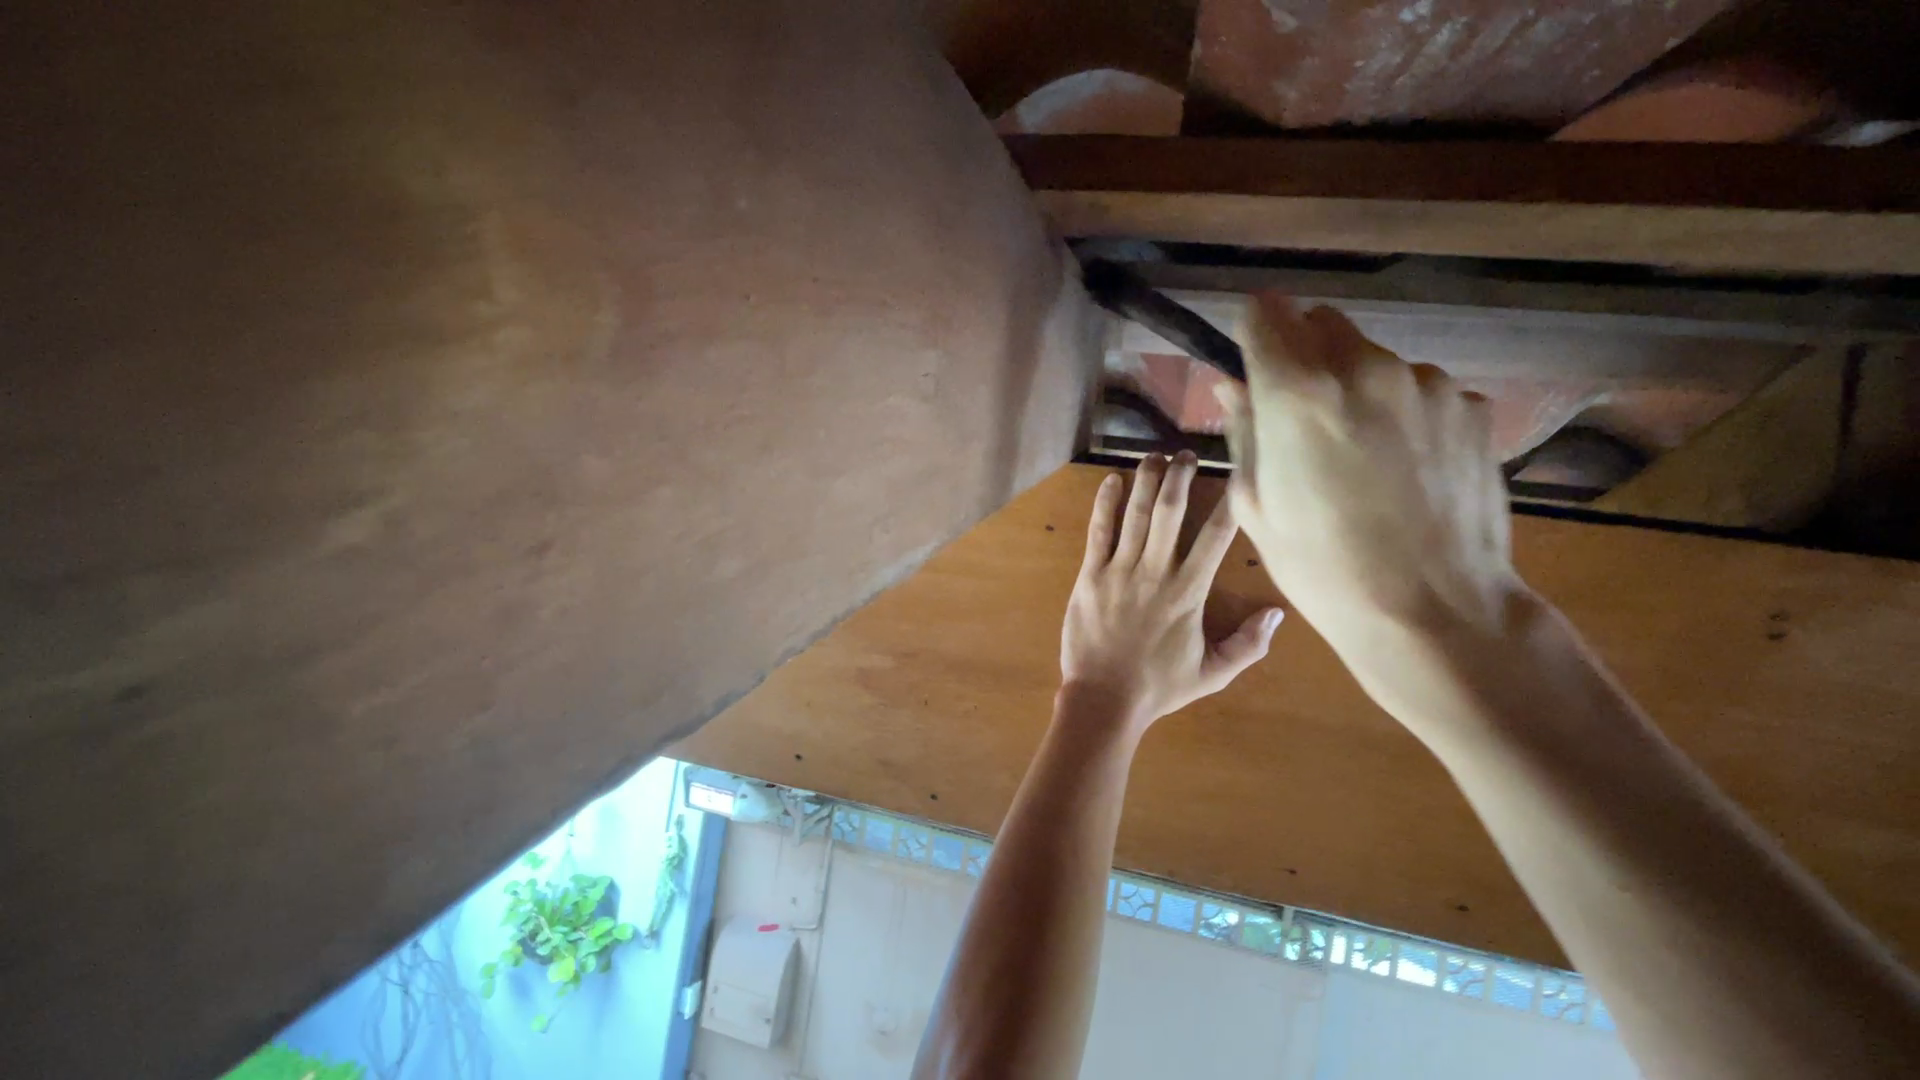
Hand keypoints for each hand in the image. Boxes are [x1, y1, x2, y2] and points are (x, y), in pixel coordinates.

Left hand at [1060, 451, 1283, 728]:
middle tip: (1187, 454)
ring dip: (1146, 480)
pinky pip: (1098, 532)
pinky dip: (1105, 504)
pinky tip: (1111, 481)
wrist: (1103, 699)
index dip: (1229, 502)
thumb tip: (1277, 614)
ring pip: (1136, 514)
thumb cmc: (1159, 687)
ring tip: (1155, 456)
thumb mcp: (1212, 673)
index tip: (1238, 474)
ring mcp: (1120, 571)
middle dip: (1181, 476)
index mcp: (1189, 592)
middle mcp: (1156, 572)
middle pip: (1171, 511)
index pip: (1216, 536)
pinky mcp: (1089, 576)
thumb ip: (1248, 645)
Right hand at [1215, 293, 1523, 676]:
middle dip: (1303, 352)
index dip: (1253, 330)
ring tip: (1362, 451)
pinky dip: (1405, 410)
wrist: (1434, 611)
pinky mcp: (1472, 406)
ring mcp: (1427, 384)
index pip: (1264, 314)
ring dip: (1357, 384)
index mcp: (1297, 393)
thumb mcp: (1257, 505)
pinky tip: (1407, 466)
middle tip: (1302, 413)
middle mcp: (1364, 369)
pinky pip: (1421, 389)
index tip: (1252, 355)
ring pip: (1374, 358)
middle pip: (1322, 323)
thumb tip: (1232, 384)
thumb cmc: (1322, 568)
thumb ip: (1244, 430)